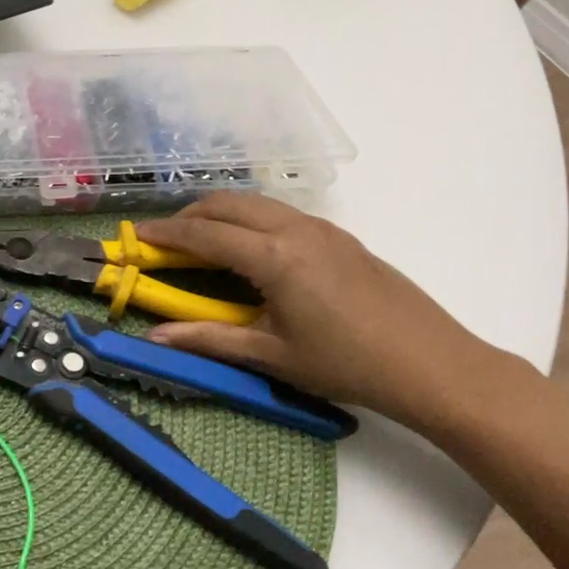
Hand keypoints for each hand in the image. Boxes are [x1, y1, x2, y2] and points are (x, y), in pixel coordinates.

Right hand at [134, 194, 521, 427]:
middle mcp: (296, 230)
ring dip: (219, 214)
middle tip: (162, 240)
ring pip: (256, 203)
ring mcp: (323, 230)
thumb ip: (209, 339)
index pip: (204, 234)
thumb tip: (154, 337)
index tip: (135, 237)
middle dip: (188, 216)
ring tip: (198, 242)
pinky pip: (281, 214)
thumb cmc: (346, 364)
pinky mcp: (341, 238)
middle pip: (227, 204)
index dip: (165, 234)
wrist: (433, 365)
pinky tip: (245, 250)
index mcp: (274, 257)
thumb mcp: (271, 355)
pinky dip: (248, 220)